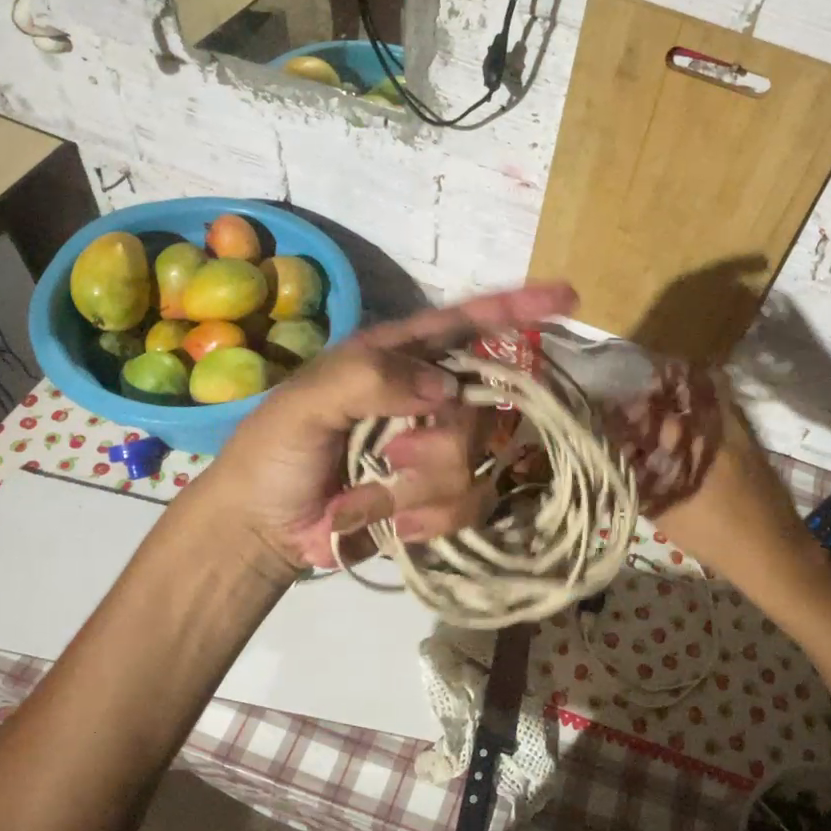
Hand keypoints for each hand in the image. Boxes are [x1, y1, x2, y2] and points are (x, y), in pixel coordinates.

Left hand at [177, 283, 578, 571]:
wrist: (263, 531)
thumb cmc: (272, 454)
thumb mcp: (305, 404)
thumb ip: (368, 378)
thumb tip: (446, 386)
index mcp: (396, 358)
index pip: (465, 322)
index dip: (517, 309)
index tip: (567, 299)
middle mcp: (427, 398)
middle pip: (480, 407)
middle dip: (437, 443)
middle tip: (389, 456)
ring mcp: (437, 451)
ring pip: (473, 463)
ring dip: (417, 490)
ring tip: (368, 497)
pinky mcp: (440, 500)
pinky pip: (469, 505)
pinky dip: (427, 520)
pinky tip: (395, 527)